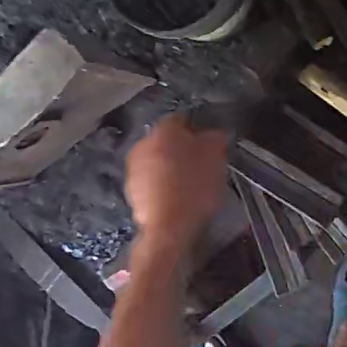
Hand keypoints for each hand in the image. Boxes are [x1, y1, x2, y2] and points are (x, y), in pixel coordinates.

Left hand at [124, 114, 229, 250]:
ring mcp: (133, 168)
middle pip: (166, 141)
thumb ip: (215, 139)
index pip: (182, 119)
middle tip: (201, 164)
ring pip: (156, 161)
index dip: (198, 130)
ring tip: (188, 184)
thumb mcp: (217, 158)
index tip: (210, 144)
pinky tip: (175, 198)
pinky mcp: (130, 191)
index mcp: (164, 130)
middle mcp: (143, 143)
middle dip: (181, 149)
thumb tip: (213, 133)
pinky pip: (150, 181)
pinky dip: (161, 186)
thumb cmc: (196, 186)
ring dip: (169, 168)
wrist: (169, 227)